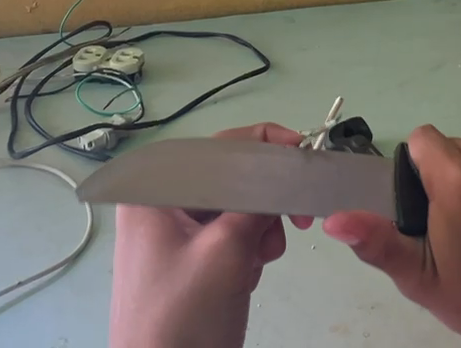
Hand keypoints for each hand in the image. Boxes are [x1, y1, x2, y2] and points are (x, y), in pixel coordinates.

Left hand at [108, 123, 313, 347]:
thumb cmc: (182, 319)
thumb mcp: (226, 251)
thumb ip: (257, 201)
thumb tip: (289, 167)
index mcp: (155, 191)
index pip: (217, 146)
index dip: (264, 142)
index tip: (305, 152)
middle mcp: (161, 204)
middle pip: (229, 175)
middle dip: (264, 198)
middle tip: (298, 219)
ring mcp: (173, 236)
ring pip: (234, 207)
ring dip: (258, 230)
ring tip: (257, 264)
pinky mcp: (187, 263)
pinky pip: (228, 235)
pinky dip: (247, 250)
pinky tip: (245, 277)